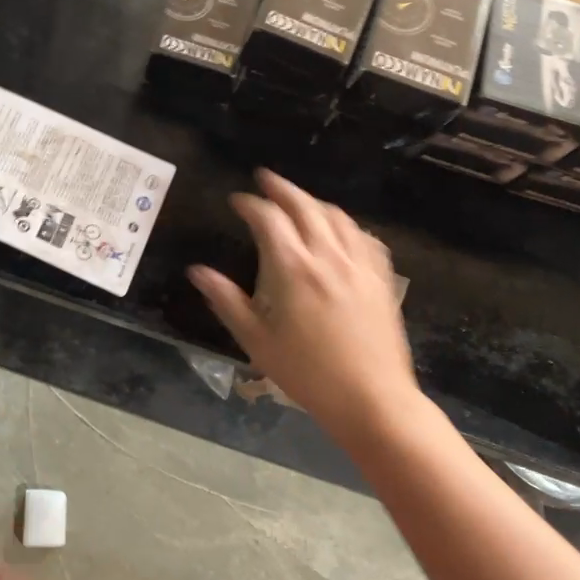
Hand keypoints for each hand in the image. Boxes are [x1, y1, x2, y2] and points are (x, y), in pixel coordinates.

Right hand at [188, 169, 421, 446]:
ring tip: (298, 201)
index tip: (237, 200)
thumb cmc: (307, 374)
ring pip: (336, 217)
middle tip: (265, 180)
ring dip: (313, 202)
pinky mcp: (381, 278)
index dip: (250, 204)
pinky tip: (339, 230)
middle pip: (304, 206)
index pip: (268, 219)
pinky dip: (345, 224)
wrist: (372, 399)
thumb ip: (227, 301)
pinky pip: (363, 237)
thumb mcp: (256, 341)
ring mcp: (359, 265)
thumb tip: (198, 272)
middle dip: (282, 189)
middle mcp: (327, 256)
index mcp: (293, 269)